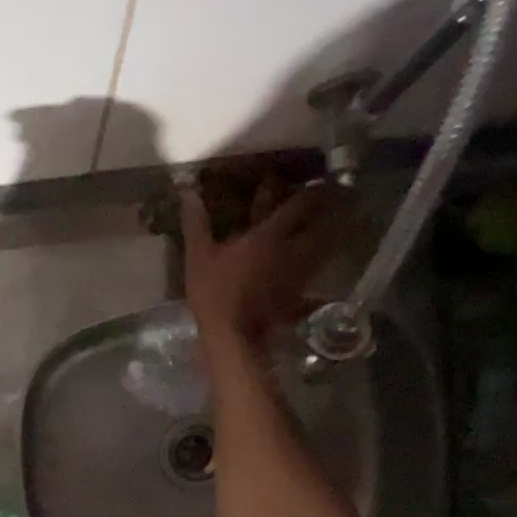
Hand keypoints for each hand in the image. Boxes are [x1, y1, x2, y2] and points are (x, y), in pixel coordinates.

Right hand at [181, 179, 348, 340]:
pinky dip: (317, 267)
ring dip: (326, 235)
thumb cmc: (214, 293)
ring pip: (324, 248)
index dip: (309, 189)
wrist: (231, 336)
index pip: (301, 203)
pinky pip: (315, 276)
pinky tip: (315, 269)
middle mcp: (292, 250)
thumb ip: (196, 223)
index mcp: (270, 235)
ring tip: (324, 228)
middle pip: (324, 224)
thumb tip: (188, 191)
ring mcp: (299, 274)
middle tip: (328, 201)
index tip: (310, 179)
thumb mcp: (198, 256)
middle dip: (328, 210)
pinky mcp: (299, 296)